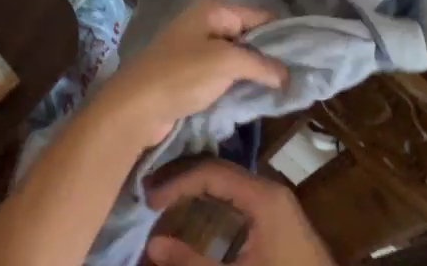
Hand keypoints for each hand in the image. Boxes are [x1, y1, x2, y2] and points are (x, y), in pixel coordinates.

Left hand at [91, 0, 286, 148]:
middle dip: (271, 56)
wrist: (137, 106)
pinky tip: (256, 97)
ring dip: (256, 73)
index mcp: (213, 10)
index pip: (260, 17)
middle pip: (250, 36)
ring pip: (238, 57)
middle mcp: (207, 22)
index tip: (309, 58)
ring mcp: (198, 47)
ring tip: (283, 91)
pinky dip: (240, 82)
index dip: (283, 36)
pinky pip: (225, 72)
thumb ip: (259, 64)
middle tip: (298, 78)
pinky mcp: (192, 72)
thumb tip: (287, 73)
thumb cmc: (181, 75)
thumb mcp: (225, 64)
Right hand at [144, 161, 336, 265]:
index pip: (210, 171)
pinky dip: (211, 203)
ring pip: (226, 183)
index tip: (149, 200)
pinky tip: (194, 216)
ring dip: (195, 191)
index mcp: (262, 195)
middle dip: (182, 183)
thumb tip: (151, 245)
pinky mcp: (277, 219)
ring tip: (166, 204)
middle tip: (151, 197)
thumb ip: (193, 263)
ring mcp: (275, 202)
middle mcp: (269, 188)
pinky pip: (237, 198)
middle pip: (216, 171)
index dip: (176, 182)